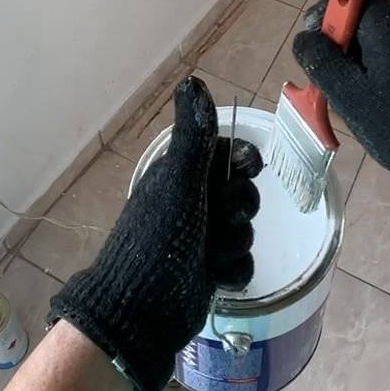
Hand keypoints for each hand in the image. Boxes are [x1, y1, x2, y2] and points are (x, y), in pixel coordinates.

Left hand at [48, 76, 260, 390]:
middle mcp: (194, 201)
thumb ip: (194, 134)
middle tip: (217, 221)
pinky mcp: (212, 271)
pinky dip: (233, 271)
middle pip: (243, 192)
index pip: (230, 152)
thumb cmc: (159, 237)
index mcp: (183, 174)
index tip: (247, 168)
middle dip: (237, 210)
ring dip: (232, 245)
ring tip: (208, 256)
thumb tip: (192, 79)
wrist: (142, 310)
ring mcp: (203, 237)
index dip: (244, 161)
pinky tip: (215, 278)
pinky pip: (243, 262)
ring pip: (245, 229)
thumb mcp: (180, 181)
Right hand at [292, 0, 389, 243]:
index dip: (329, 11)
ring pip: (388, 40)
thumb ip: (321, 60)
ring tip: (358, 100)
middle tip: (331, 80)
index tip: (315, 43)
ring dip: (365, 60)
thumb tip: (306, 37)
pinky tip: (387, 106)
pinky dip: (387, 70)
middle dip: (344, 42)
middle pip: (370, 18)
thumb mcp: (349, 96)